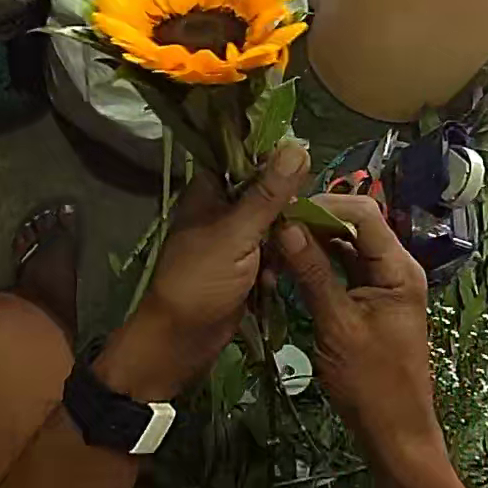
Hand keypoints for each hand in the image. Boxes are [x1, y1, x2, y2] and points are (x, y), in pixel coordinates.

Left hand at [95, 143, 309, 401]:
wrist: (181, 340)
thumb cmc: (200, 280)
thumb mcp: (236, 233)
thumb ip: (268, 193)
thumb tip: (298, 147)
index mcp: (210, 190)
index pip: (246, 158)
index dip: (276, 159)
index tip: (307, 166)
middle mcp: (222, 208)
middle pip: (266, 192)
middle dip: (287, 206)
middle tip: (306, 217)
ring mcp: (234, 238)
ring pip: (273, 224)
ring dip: (285, 239)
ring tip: (288, 253)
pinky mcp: (245, 265)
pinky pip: (272, 252)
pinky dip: (278, 263)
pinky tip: (276, 277)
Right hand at [271, 195, 438, 457]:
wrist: (394, 432)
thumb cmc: (370, 382)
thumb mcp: (336, 324)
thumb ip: (312, 271)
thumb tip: (285, 225)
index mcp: (398, 268)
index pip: (364, 212)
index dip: (324, 204)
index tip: (285, 210)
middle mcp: (395, 267)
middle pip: (356, 224)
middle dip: (315, 220)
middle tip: (274, 224)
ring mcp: (383, 283)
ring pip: (347, 245)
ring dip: (314, 240)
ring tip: (276, 239)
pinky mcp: (370, 298)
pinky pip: (344, 267)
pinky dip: (319, 262)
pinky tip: (291, 262)